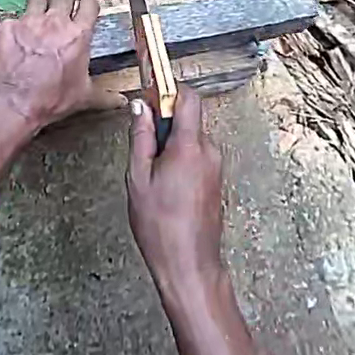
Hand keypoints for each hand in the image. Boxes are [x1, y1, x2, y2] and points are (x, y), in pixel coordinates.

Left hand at [0, 0, 119, 133]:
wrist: (14, 105)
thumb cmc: (51, 100)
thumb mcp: (83, 97)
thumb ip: (105, 96)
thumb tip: (121, 102)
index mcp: (78, 35)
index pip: (89, 3)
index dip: (88, 3)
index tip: (86, 7)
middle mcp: (55, 23)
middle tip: (62, 7)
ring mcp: (29, 22)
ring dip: (40, 3)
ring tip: (39, 14)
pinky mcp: (7, 28)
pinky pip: (12, 18)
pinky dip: (14, 25)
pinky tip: (14, 36)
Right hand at [127, 90, 226, 306]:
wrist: (189, 265)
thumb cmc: (161, 227)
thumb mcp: (138, 178)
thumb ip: (141, 137)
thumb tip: (140, 106)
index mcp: (189, 146)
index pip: (188, 97)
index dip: (169, 88)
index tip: (149, 94)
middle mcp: (209, 151)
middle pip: (188, 117)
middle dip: (165, 123)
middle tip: (143, 145)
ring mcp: (215, 165)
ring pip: (191, 138)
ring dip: (171, 144)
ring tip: (152, 174)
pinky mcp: (215, 178)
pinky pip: (197, 154)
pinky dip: (180, 158)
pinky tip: (165, 185)